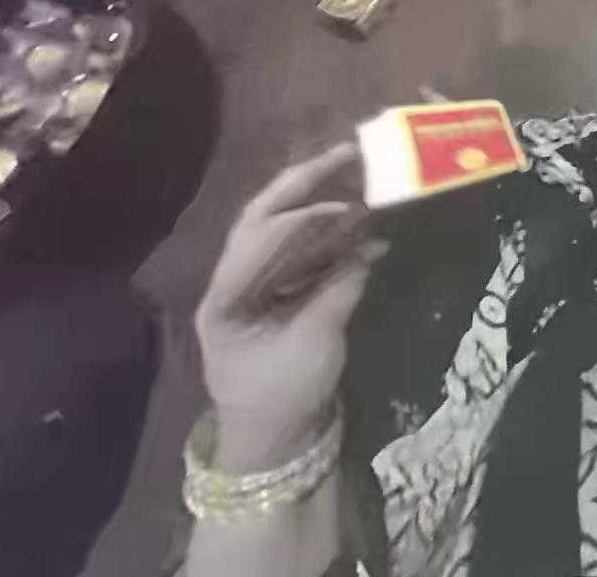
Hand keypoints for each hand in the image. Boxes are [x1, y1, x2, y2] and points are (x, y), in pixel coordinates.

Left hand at [195, 143, 383, 472]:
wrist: (274, 442)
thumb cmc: (282, 399)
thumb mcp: (313, 347)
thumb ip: (339, 291)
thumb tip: (370, 247)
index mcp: (226, 298)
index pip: (256, 239)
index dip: (300, 217)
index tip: (343, 206)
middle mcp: (234, 280)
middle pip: (263, 215)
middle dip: (303, 181)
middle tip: (345, 153)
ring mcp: (256, 282)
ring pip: (283, 224)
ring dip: (319, 197)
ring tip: (354, 171)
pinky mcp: (280, 288)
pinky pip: (304, 247)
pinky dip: (332, 231)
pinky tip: (362, 223)